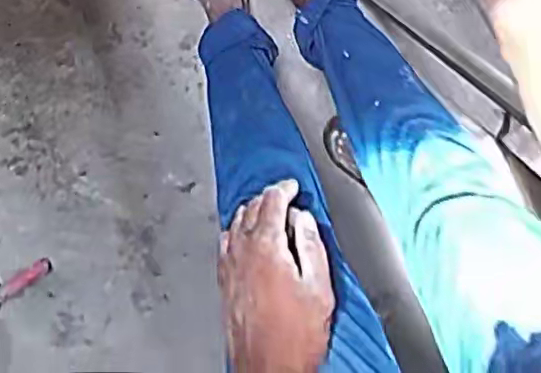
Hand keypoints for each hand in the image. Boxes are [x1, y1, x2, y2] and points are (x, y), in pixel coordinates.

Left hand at [218, 179, 334, 372]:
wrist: (266, 367)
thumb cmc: (295, 335)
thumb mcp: (318, 290)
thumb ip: (311, 246)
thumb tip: (302, 218)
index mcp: (266, 243)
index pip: (272, 200)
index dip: (284, 188)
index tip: (292, 186)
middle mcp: (242, 245)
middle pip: (253, 205)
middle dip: (270, 198)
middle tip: (285, 200)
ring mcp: (229, 259)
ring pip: (238, 219)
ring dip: (254, 211)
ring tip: (269, 215)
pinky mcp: (223, 275)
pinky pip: (227, 238)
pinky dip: (239, 229)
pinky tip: (246, 237)